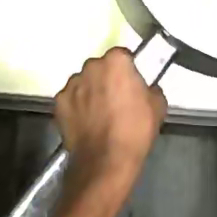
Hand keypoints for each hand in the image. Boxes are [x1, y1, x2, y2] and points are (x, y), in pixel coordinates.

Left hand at [54, 49, 166, 188]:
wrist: (105, 160)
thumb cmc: (135, 130)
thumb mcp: (157, 107)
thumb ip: (151, 89)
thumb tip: (146, 88)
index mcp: (116, 62)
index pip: (122, 56)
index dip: (127, 70)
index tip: (130, 84)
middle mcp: (90, 66)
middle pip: (100, 68)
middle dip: (106, 79)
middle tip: (116, 100)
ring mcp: (72, 84)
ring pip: (83, 83)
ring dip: (90, 92)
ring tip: (99, 114)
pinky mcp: (58, 102)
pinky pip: (71, 100)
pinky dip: (77, 107)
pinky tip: (86, 123)